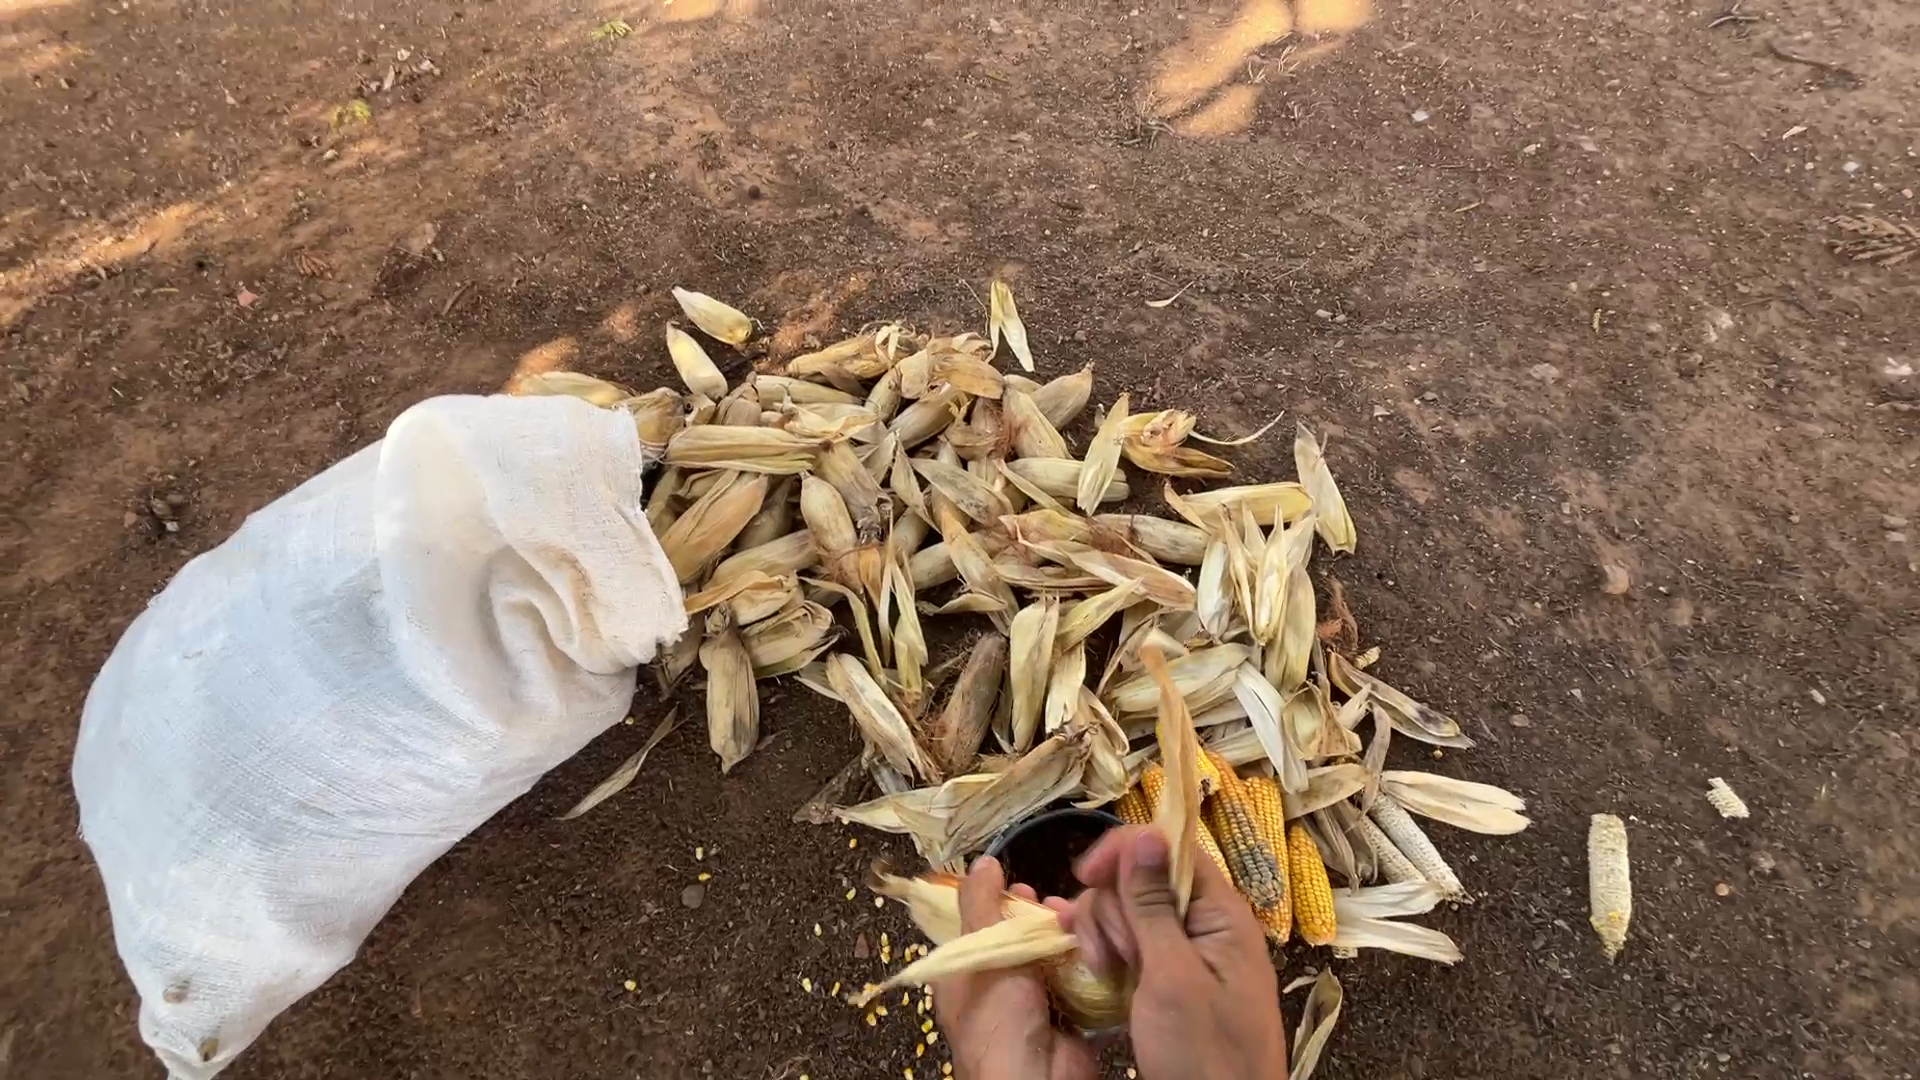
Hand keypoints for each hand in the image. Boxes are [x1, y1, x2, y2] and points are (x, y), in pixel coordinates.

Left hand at [933, 855, 1098, 1079]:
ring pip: (1048, 951)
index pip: (978, 923)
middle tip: (1050, 900)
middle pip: (1016, 934)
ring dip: (1062, 932)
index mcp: (964, 972)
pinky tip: (1094, 937)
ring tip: (1074, 916)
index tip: (1017, 883)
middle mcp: (996, 985)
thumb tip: (982, 861)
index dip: (997, 900)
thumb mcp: (981, 951)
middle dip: (1034, 914)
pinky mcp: (1067, 1011)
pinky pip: (1074, 973)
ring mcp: (1033, 999)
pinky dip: (1084, 956)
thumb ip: (980, 904)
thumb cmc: (997, 1015)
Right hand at [1060, 826, 1285, 1079]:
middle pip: (1141, 877)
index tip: (1087, 876)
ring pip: (1126, 908)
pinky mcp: (1164, 977)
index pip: (1171, 848)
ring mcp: (1184, 952)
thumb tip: (1148, 832)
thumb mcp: (1173, 978)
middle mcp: (1204, 924)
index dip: (1126, 852)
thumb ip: (1155, 905)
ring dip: (1103, 931)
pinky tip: (1089, 963)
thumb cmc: (1202, 1058)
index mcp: (1221, 915)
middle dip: (1113, 907)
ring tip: (1103, 972)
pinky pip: (1126, 941)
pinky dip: (1104, 948)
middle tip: (1110, 955)